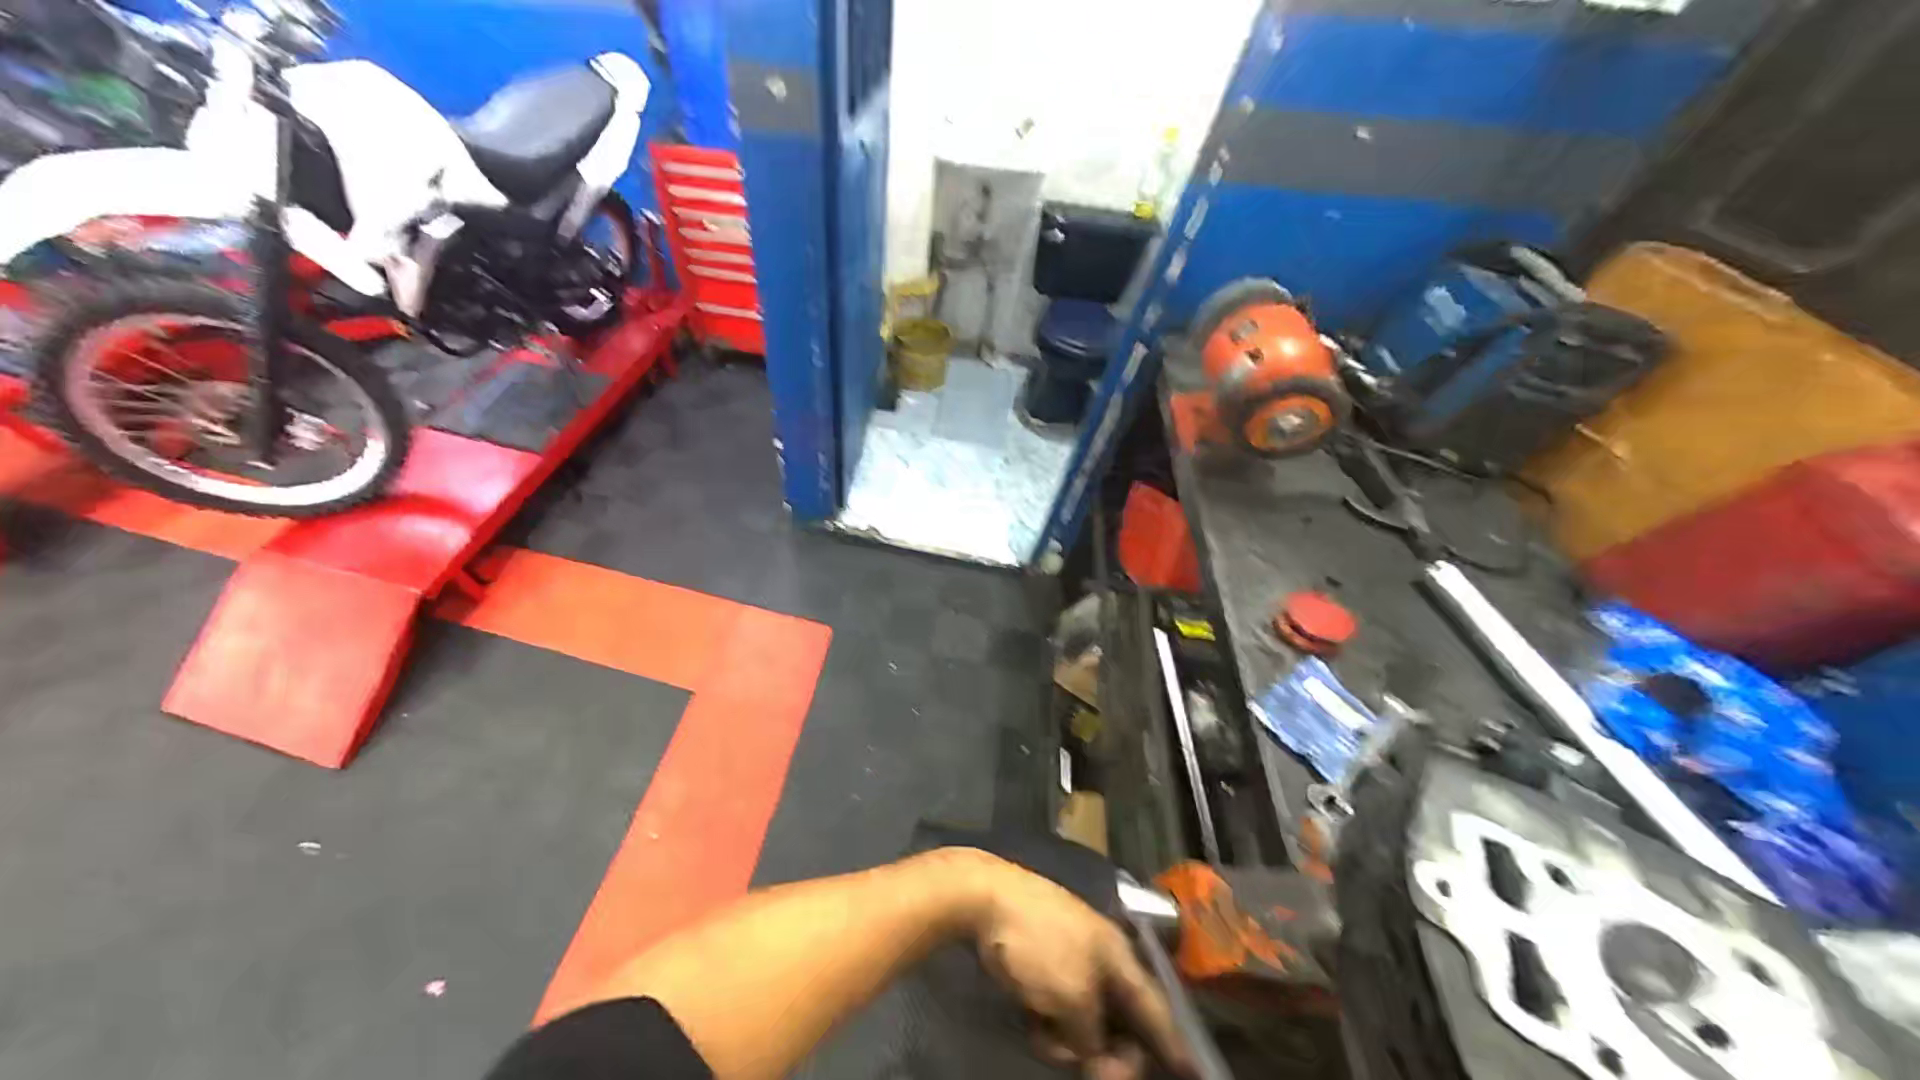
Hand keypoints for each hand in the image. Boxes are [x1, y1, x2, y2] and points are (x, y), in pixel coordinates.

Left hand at [952, 852, 1193, 1078]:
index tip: (1193, 1070)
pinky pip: (1059, 1002)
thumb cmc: (1036, 944)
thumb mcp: (1072, 999)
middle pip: (1120, 1016)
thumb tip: (1095, 1053)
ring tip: (1047, 1042)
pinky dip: (1051, 1021)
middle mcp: (1100, 952)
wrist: (982, 896)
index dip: (1173, 1042)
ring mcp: (1069, 951)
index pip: (1154, 1006)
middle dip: (1110, 1051)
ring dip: (1072, 1040)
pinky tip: (1034, 1024)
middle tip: (1094, 1074)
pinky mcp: (1040, 955)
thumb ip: (1093, 1035)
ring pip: (1086, 1014)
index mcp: (1118, 954)